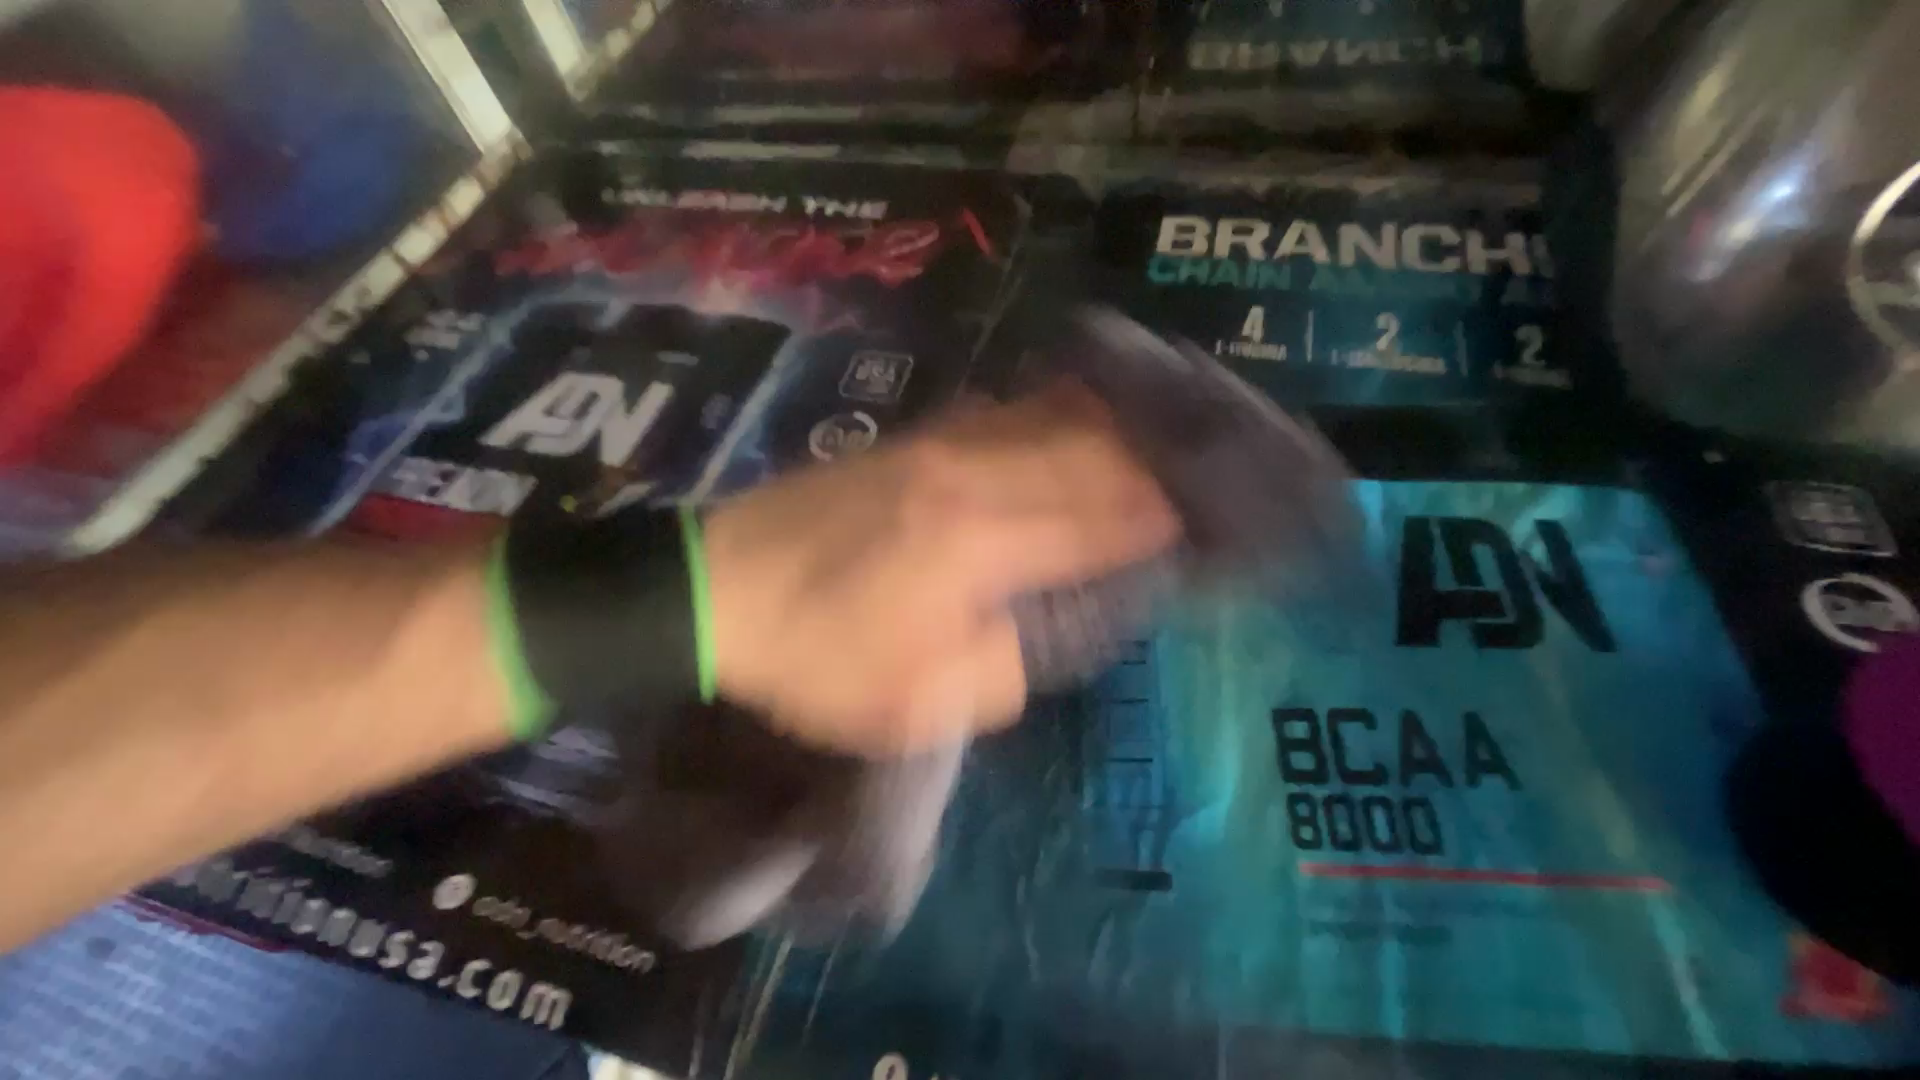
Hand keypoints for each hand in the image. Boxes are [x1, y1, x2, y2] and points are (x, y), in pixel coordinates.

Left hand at [701, 383, 1179, 757]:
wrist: (718, 590)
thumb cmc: (820, 658)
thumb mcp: (924, 704)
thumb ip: (1010, 667)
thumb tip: (1047, 624)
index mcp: (986, 542)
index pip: (1106, 518)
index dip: (1166, 520)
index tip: (1210, 525)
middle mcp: (974, 475)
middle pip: (1092, 454)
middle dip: (1156, 467)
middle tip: (1201, 478)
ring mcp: (938, 445)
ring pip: (1051, 418)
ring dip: (1112, 430)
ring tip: (1158, 441)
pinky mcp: (908, 439)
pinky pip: (1003, 412)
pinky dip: (1053, 414)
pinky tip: (1070, 419)